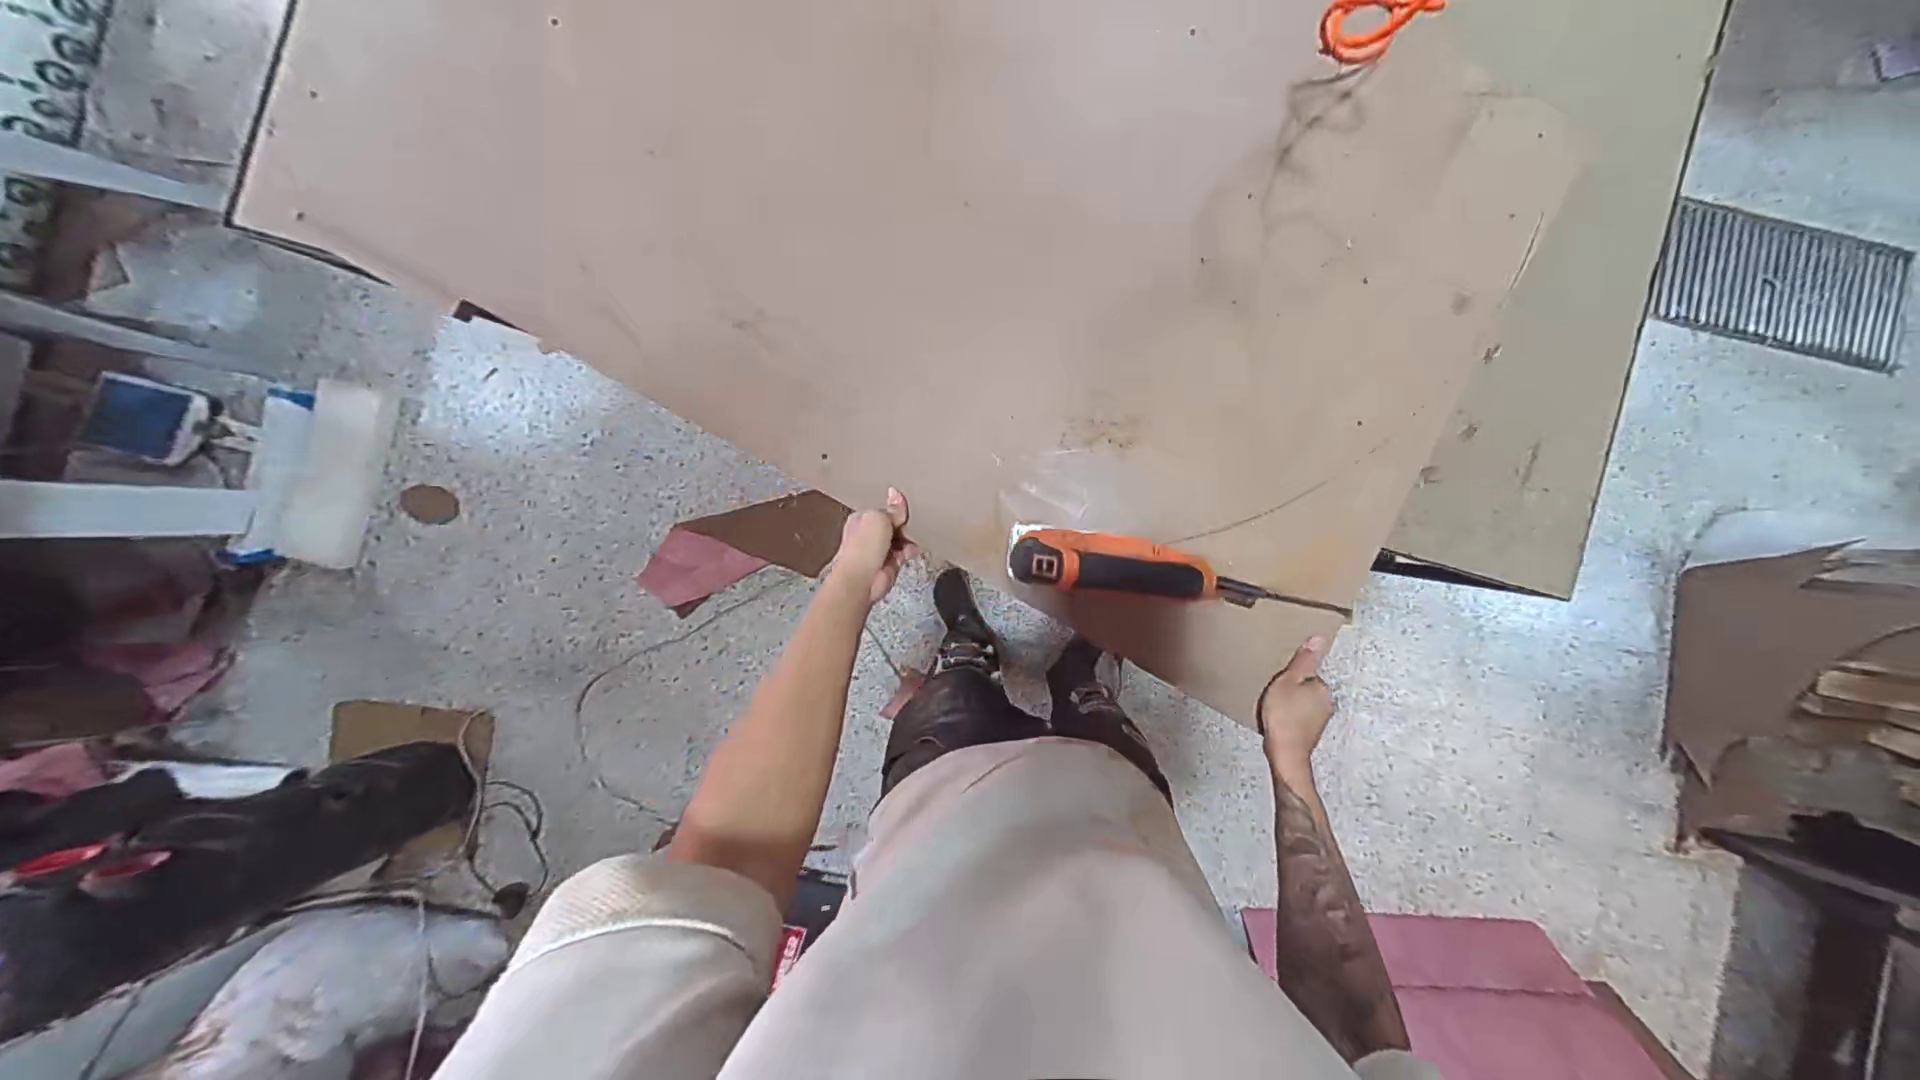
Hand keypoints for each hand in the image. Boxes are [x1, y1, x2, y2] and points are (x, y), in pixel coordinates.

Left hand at [828, 488, 917, 604]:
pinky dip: (910, 551)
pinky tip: (912, 550)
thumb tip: (895, 493)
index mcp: (862, 518)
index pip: (883, 508)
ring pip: (900, 538)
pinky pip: (904, 553)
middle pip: (893, 523)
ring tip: (911, 538)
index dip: (895, 508)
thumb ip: (891, 508)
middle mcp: (869, 534)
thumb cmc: (861, 549)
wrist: (861, 579)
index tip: (906, 507)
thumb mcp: (879, 518)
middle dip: (903, 524)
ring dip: (908, 538)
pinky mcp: (889, 563)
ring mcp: (879, 549)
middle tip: (909, 523)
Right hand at [1258, 636, 1332, 781]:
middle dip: (1290, 688)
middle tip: (1273, 693)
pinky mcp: (1310, 731)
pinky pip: (1298, 715)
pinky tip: (1276, 718)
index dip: (1289, 674)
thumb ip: (1303, 660)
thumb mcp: (1287, 681)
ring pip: (1301, 701)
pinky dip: (1288, 715)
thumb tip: (1319, 638)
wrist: (1285, 753)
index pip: (1307, 672)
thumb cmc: (1284, 717)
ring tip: (1272, 706)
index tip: (1277, 680)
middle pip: (1305, 686)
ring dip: (1288, 702)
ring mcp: (1319, 719)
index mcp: (1323, 688)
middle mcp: (1327, 703)